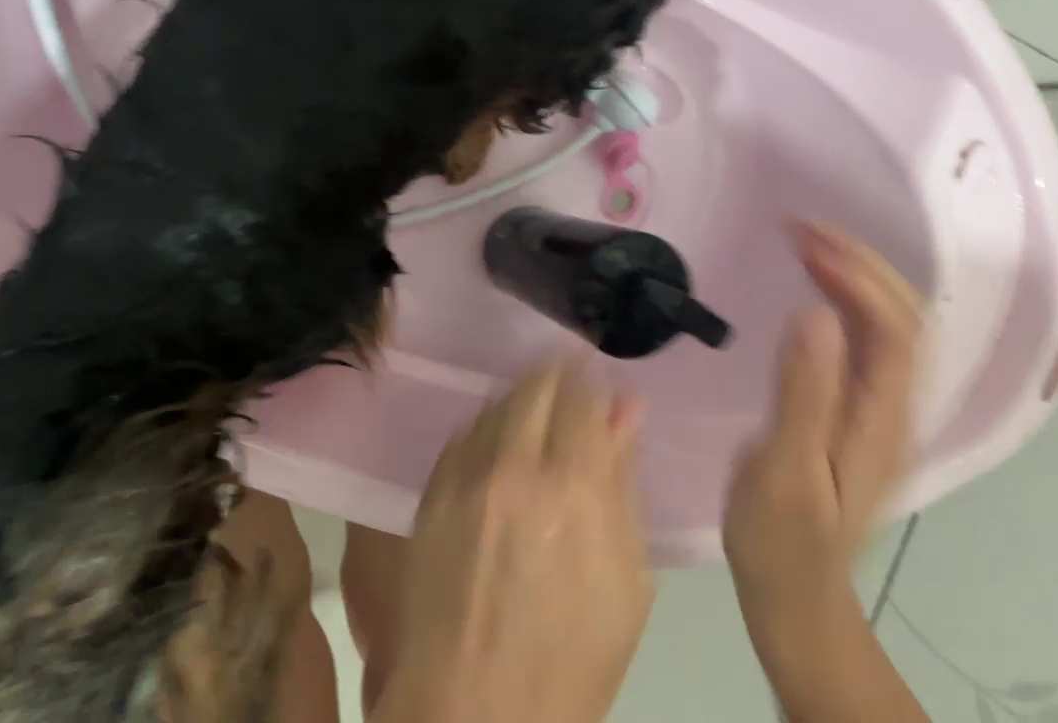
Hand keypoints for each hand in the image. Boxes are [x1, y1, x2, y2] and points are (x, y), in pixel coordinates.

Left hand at [378, 351, 653, 722]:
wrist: (477, 702)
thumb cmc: (574, 655)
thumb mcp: (626, 578)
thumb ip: (622, 484)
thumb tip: (627, 412)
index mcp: (576, 487)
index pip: (581, 398)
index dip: (591, 379)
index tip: (596, 371)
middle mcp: (515, 466)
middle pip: (533, 388)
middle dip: (554, 372)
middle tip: (567, 369)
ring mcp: (464, 478)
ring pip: (493, 405)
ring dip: (518, 394)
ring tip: (535, 399)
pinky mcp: (429, 493)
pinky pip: (461, 436)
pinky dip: (484, 424)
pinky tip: (498, 434)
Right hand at [725, 222, 924, 629]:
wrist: (796, 592)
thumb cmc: (781, 538)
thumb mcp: (784, 470)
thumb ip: (803, 393)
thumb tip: (816, 314)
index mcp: (880, 418)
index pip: (893, 327)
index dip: (857, 274)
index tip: (803, 238)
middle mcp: (894, 408)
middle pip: (903, 317)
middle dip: (860, 261)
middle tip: (800, 227)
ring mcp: (881, 411)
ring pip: (891, 325)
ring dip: (858, 275)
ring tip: (807, 243)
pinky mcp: (859, 414)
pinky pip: (869, 341)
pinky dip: (847, 301)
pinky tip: (816, 291)